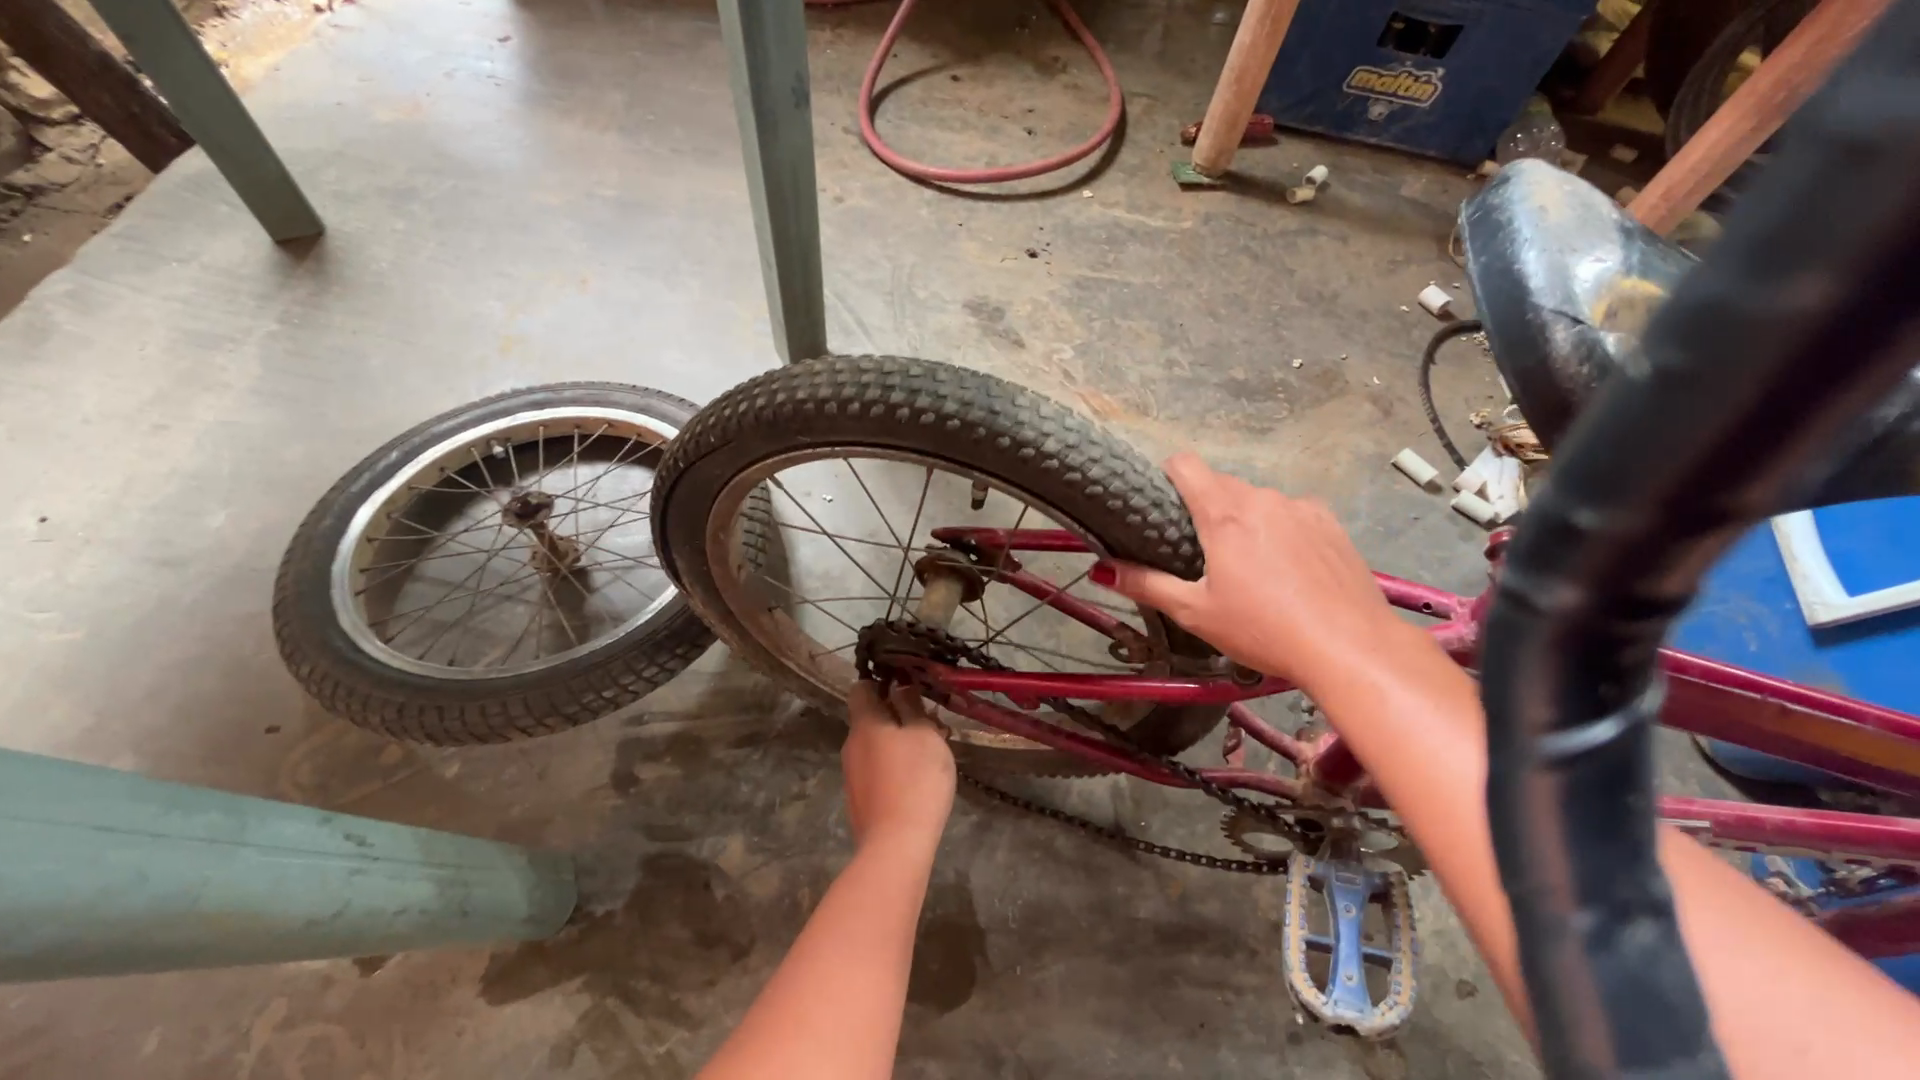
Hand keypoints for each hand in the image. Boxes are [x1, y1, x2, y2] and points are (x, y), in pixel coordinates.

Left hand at [841, 682, 956, 851]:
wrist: (896, 844)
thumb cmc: (916, 780)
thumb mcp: (924, 735)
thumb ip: (911, 707)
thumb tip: (899, 686)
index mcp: (864, 723)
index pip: (860, 687)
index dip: (881, 682)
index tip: (907, 686)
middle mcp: (851, 744)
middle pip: (870, 718)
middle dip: (899, 717)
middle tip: (933, 725)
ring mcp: (852, 774)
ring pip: (875, 745)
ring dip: (900, 743)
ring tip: (932, 755)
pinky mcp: (859, 799)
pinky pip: (876, 770)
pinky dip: (894, 767)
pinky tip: (918, 782)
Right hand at [1090, 453, 1404, 694]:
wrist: (1350, 646)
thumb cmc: (1263, 629)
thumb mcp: (1196, 613)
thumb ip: (1146, 585)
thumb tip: (1100, 571)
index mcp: (1224, 514)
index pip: (1185, 464)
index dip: (1167, 475)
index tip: (1162, 502)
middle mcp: (1263, 498)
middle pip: (1222, 485)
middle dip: (1206, 509)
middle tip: (1202, 553)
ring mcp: (1302, 507)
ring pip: (1259, 501)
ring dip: (1246, 521)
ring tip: (1251, 568)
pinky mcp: (1331, 523)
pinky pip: (1293, 514)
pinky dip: (1281, 531)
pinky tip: (1289, 570)